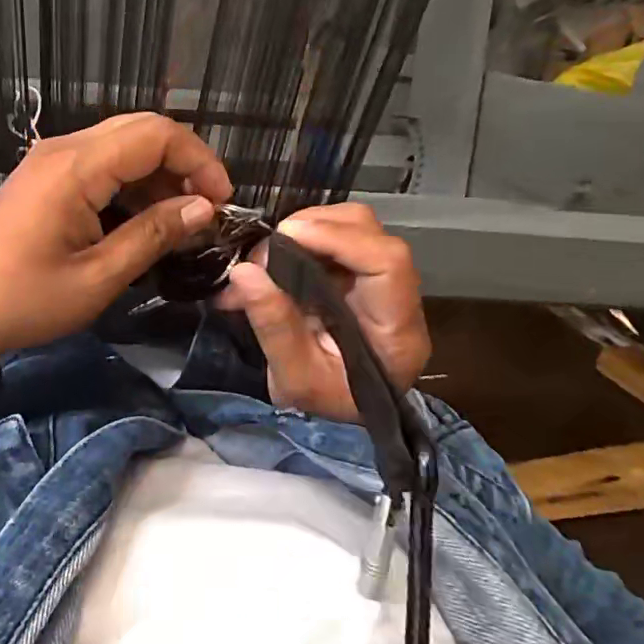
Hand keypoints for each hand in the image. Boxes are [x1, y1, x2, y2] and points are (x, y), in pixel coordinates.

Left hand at [0, 113, 232, 369]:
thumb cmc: (26, 301)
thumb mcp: (99, 277)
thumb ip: (153, 235)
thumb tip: (203, 209)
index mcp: (75, 168)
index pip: (156, 134)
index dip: (199, 160)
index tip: (221, 202)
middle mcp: (63, 148)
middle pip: (141, 129)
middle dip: (184, 162)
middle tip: (207, 208)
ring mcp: (51, 159)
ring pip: (123, 143)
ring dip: (160, 172)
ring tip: (183, 218)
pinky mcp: (46, 175)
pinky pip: (101, 162)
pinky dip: (132, 181)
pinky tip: (146, 216)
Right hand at [215, 202, 429, 423]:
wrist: (340, 417)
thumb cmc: (325, 404)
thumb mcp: (294, 378)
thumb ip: (274, 327)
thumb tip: (244, 272)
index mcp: (397, 330)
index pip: (387, 263)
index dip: (339, 238)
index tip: (285, 236)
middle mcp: (398, 297)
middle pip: (371, 233)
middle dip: (313, 229)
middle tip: (264, 253)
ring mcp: (381, 281)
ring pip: (355, 226)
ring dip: (306, 231)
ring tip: (266, 257)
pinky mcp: (361, 274)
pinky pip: (338, 238)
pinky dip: (303, 240)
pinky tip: (275, 259)